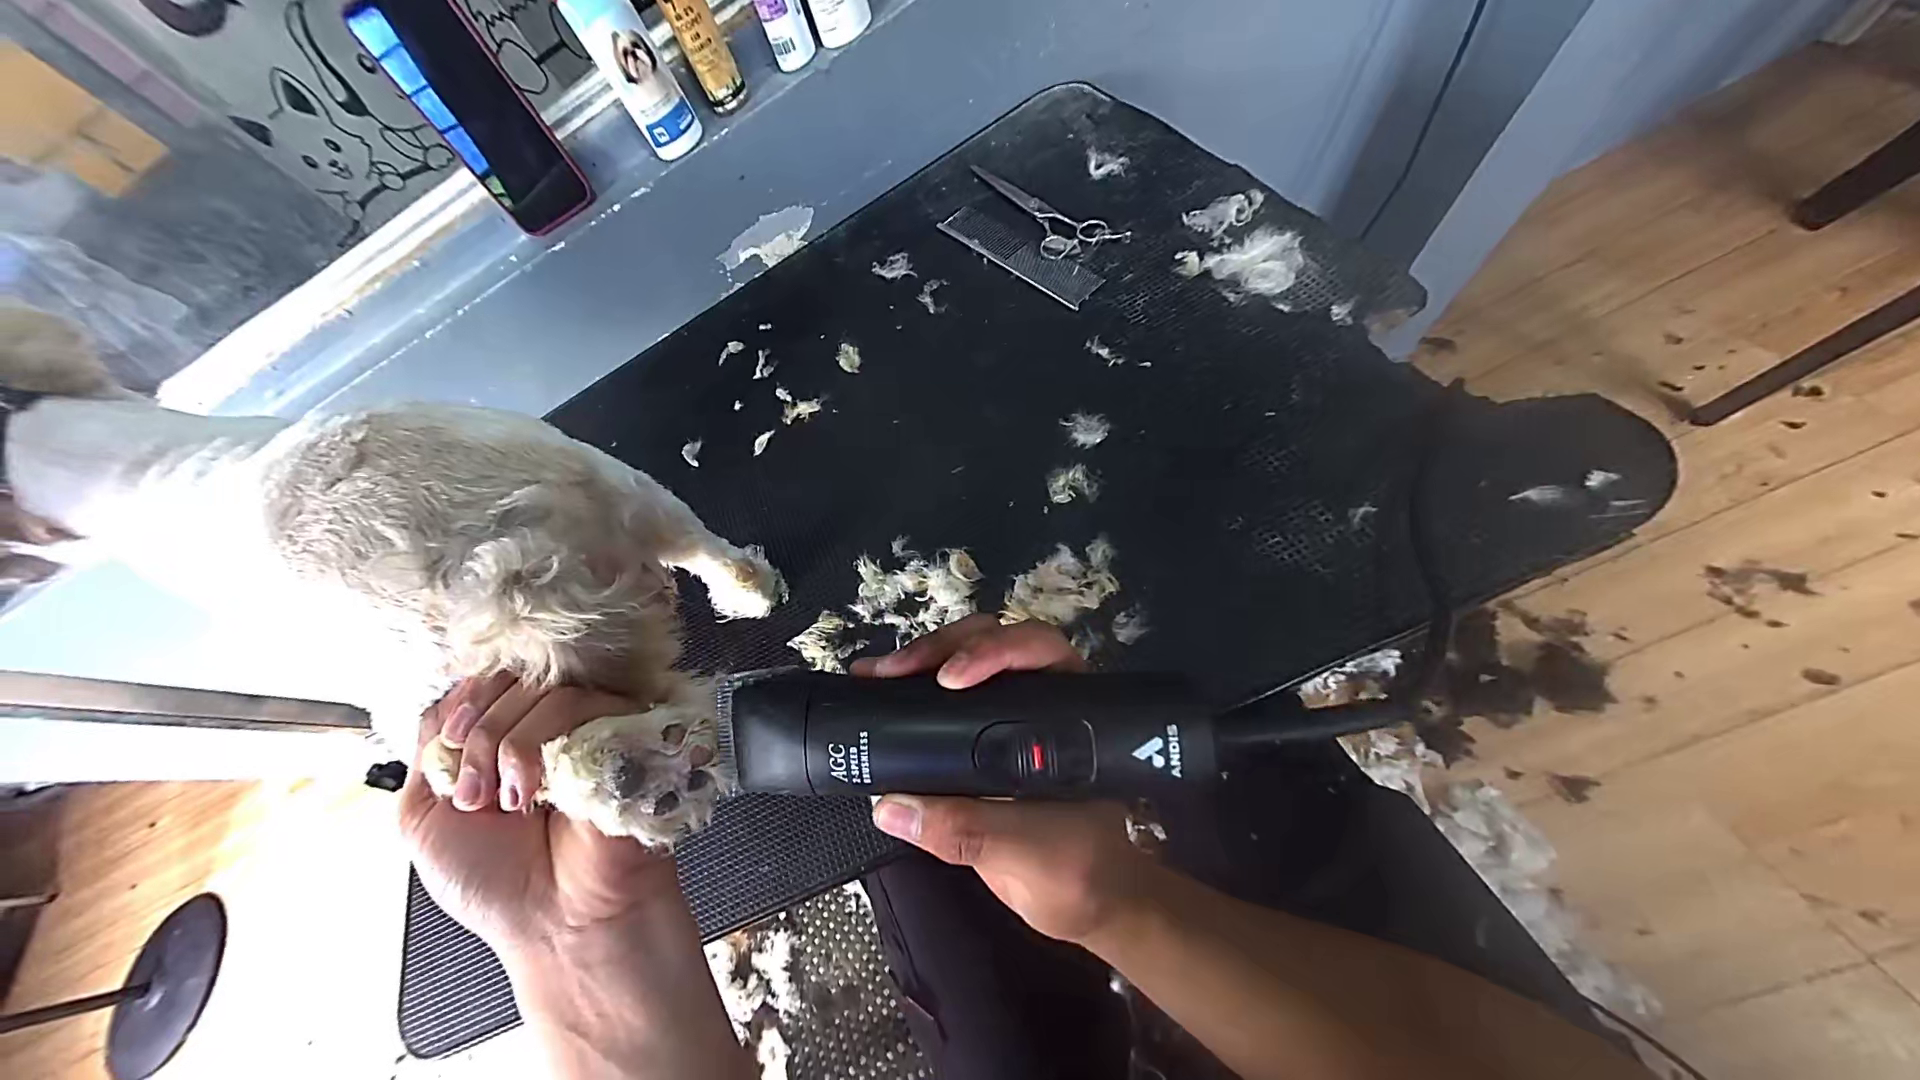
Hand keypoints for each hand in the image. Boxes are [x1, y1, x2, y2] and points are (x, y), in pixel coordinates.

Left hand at [398, 676, 679, 955]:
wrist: (560, 917)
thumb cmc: (499, 882)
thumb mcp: (424, 818)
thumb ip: (429, 753)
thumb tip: (448, 699)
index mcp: (506, 739)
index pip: (484, 683)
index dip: (463, 704)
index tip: (451, 745)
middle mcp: (549, 726)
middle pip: (509, 679)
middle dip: (477, 733)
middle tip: (476, 792)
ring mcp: (588, 725)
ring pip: (542, 691)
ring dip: (504, 744)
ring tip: (508, 800)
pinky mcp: (621, 727)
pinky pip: (578, 702)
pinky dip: (537, 743)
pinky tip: (534, 790)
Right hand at [854, 615, 1162, 943]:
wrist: (1081, 897)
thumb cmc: (1078, 868)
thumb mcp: (1026, 852)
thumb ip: (966, 830)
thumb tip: (894, 806)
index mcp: (1070, 708)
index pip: (1035, 651)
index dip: (991, 652)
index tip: (948, 680)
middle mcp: (1040, 696)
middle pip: (993, 638)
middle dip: (944, 646)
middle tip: (897, 670)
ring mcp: (1008, 710)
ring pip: (965, 656)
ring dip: (921, 659)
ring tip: (877, 674)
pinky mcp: (978, 732)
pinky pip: (945, 695)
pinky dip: (911, 687)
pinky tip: (879, 691)